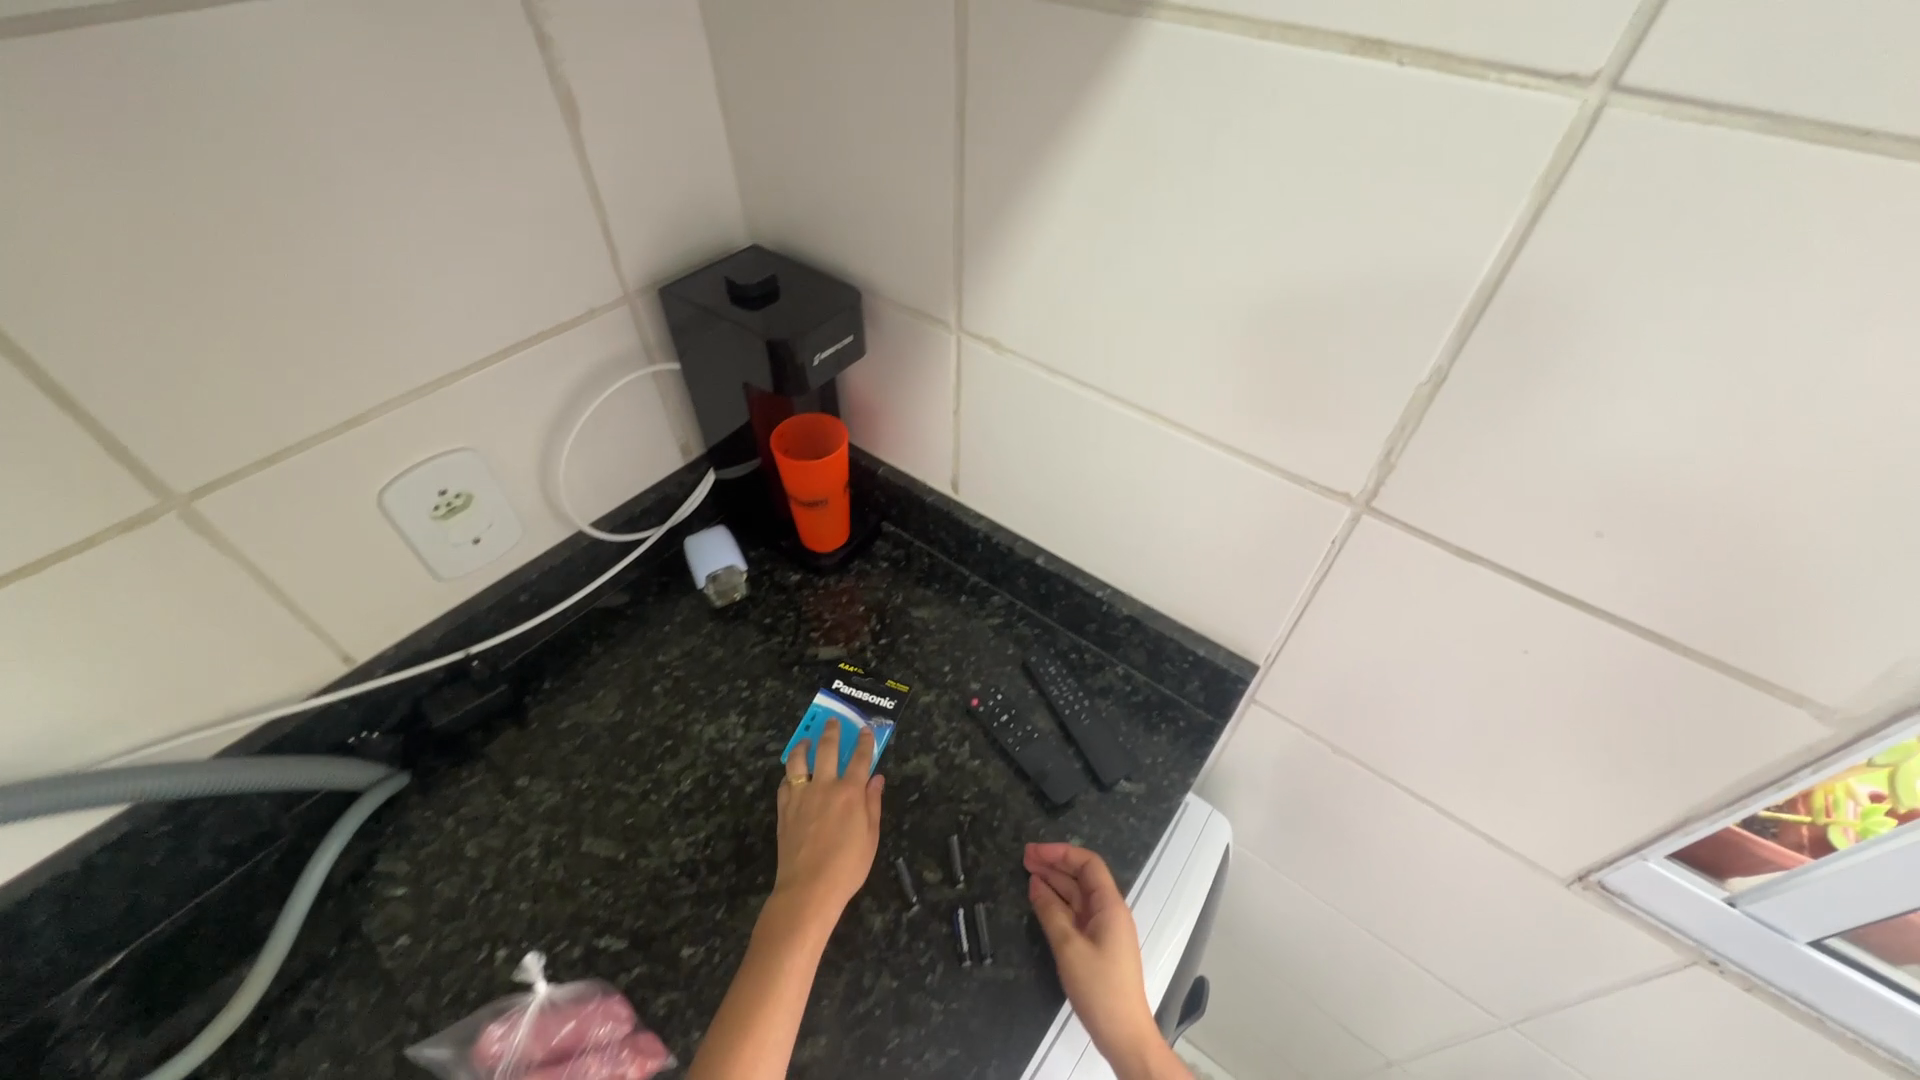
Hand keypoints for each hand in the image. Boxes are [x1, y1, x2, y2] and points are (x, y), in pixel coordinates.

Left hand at [774, 717, 883, 923]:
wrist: (808, 889)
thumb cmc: (847, 867)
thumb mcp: (871, 837)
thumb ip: (873, 804)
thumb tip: (877, 779)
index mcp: (850, 793)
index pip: (860, 758)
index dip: (865, 742)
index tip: (866, 731)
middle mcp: (824, 787)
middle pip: (827, 750)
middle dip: (832, 732)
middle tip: (833, 721)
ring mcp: (800, 797)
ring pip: (798, 761)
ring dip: (803, 746)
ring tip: (806, 741)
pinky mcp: (784, 810)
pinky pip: (785, 784)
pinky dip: (790, 776)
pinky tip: (792, 776)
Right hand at [1026, 843, 1169, 1073]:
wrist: (1123, 1032)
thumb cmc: (1099, 988)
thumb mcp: (1069, 948)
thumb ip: (1050, 913)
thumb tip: (1035, 884)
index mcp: (1110, 906)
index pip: (1088, 864)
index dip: (1061, 853)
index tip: (1034, 852)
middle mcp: (1109, 912)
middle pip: (1082, 877)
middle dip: (1054, 864)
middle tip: (1024, 858)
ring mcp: (1104, 929)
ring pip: (1078, 895)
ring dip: (1054, 882)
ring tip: (1028, 873)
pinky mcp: (1098, 945)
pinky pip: (1077, 914)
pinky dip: (1058, 904)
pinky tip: (1040, 900)